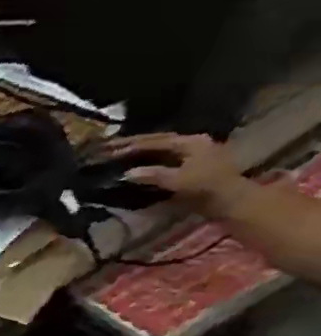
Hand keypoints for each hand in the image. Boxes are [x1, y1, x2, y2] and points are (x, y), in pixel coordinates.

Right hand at [105, 133, 247, 210]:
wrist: (226, 196)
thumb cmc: (204, 186)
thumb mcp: (177, 180)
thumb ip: (153, 175)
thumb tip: (126, 173)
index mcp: (190, 142)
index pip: (156, 141)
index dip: (132, 146)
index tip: (109, 150)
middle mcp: (192, 142)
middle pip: (159, 139)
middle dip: (134, 143)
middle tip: (109, 146)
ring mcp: (191, 151)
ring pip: (161, 146)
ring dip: (140, 148)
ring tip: (118, 150)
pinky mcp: (187, 160)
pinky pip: (163, 154)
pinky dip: (147, 155)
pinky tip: (134, 159)